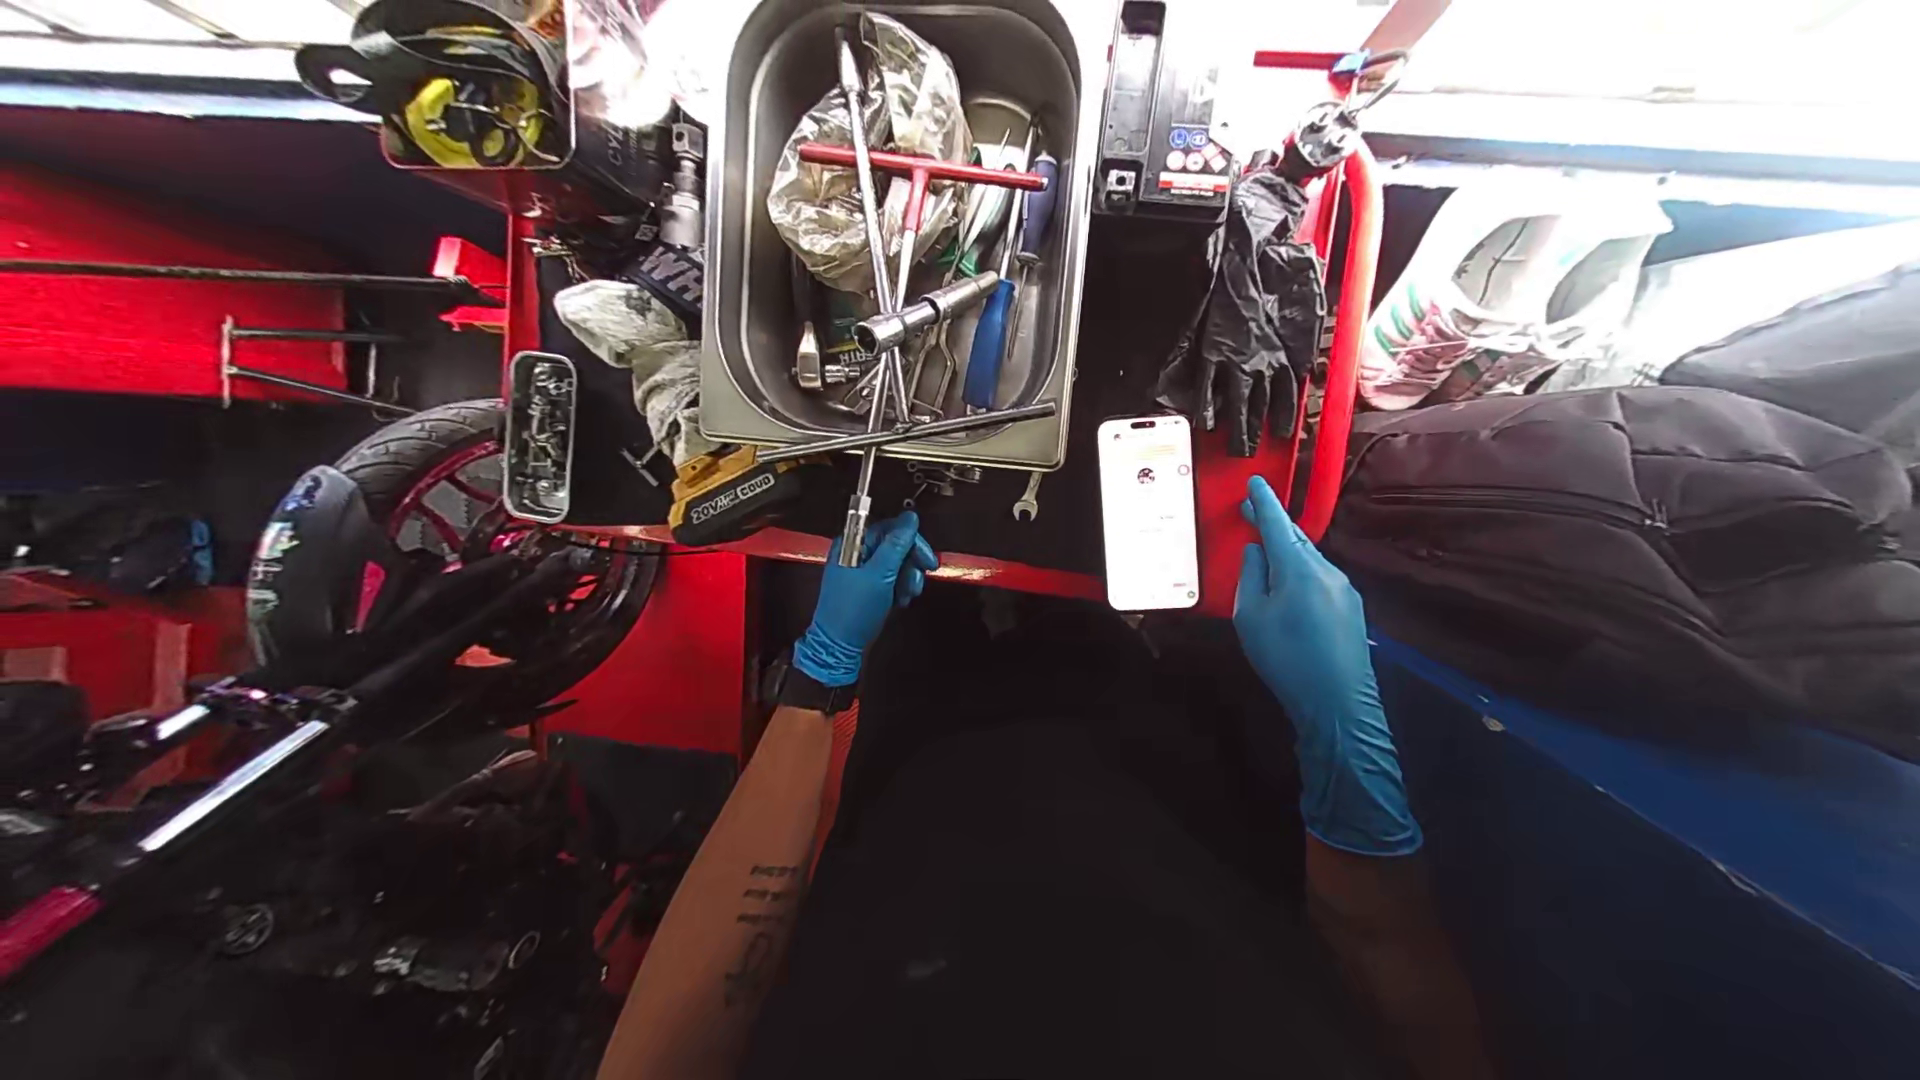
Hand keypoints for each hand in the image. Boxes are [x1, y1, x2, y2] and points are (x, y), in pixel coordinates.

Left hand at [792, 513, 938, 687]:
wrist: (839, 646)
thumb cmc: (856, 607)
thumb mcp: (880, 574)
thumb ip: (897, 544)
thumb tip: (912, 517)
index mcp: (853, 543)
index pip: (890, 528)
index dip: (912, 541)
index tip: (927, 560)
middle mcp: (857, 552)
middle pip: (896, 545)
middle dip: (911, 563)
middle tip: (918, 583)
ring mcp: (863, 570)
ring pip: (898, 563)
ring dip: (908, 579)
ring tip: (906, 597)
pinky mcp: (869, 586)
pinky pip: (892, 578)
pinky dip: (900, 588)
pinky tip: (900, 602)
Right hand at [1233, 475, 1420, 855]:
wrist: (1338, 704)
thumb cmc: (1285, 658)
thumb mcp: (1251, 616)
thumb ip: (1250, 576)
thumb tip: (1256, 551)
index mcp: (1299, 569)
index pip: (1277, 525)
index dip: (1263, 503)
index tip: (1254, 482)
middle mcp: (1327, 571)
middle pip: (1296, 539)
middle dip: (1272, 525)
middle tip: (1249, 514)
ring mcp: (1344, 590)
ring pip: (1308, 559)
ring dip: (1285, 551)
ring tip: (1263, 553)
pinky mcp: (1351, 608)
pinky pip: (1319, 577)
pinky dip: (1298, 572)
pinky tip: (1287, 587)